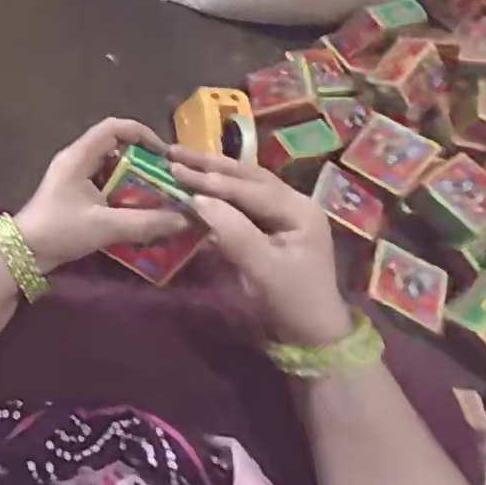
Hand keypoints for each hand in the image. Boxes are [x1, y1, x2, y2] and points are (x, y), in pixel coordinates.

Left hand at [12, 119, 190, 272]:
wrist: (23, 253)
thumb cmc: (60, 230)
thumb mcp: (106, 227)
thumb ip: (146, 223)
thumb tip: (184, 220)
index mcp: (79, 156)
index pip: (114, 127)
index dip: (142, 134)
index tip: (164, 154)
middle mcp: (76, 160)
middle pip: (115, 147)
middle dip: (143, 162)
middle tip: (165, 180)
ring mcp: (73, 178)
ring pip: (111, 169)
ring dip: (134, 181)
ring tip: (158, 198)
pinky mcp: (73, 195)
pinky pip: (104, 186)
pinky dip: (122, 195)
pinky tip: (138, 213)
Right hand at [167, 147, 353, 346]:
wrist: (312, 332)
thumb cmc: (290, 300)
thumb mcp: (262, 269)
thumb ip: (232, 231)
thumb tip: (197, 199)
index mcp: (299, 211)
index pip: (249, 188)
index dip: (212, 179)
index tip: (176, 169)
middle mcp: (294, 203)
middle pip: (248, 176)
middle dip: (210, 164)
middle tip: (173, 151)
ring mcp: (283, 212)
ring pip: (245, 183)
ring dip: (213, 171)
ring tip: (182, 157)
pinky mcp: (271, 224)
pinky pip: (243, 199)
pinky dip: (219, 189)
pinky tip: (199, 181)